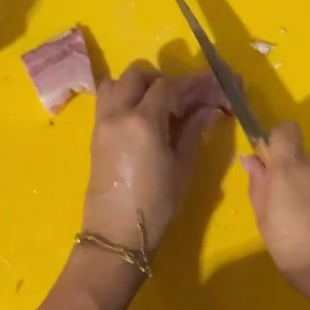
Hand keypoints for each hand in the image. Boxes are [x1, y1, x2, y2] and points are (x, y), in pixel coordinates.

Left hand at [82, 61, 222, 260]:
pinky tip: (145, 115)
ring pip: (118, 82)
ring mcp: (102, 122)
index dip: (194, 84)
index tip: (214, 87)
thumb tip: (210, 108)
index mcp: (142, 121)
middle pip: (140, 75)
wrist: (116, 234)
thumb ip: (194, 130)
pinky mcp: (95, 133)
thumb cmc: (156, 204)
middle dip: (166, 79)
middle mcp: (117, 113)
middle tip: (188, 97)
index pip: (169, 86)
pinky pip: (108, 99)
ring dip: (141, 84)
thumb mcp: (182, 167)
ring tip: (162, 103)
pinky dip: (126, 96)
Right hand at [241, 122, 309, 304]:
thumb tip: (252, 159)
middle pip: (300, 158)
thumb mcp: (265, 220)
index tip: (268, 162)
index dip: (275, 139)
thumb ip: (259, 185)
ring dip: (306, 192)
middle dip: (289, 175)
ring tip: (300, 226)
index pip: (286, 129)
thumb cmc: (295, 249)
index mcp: (292, 167)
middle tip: (279, 207)